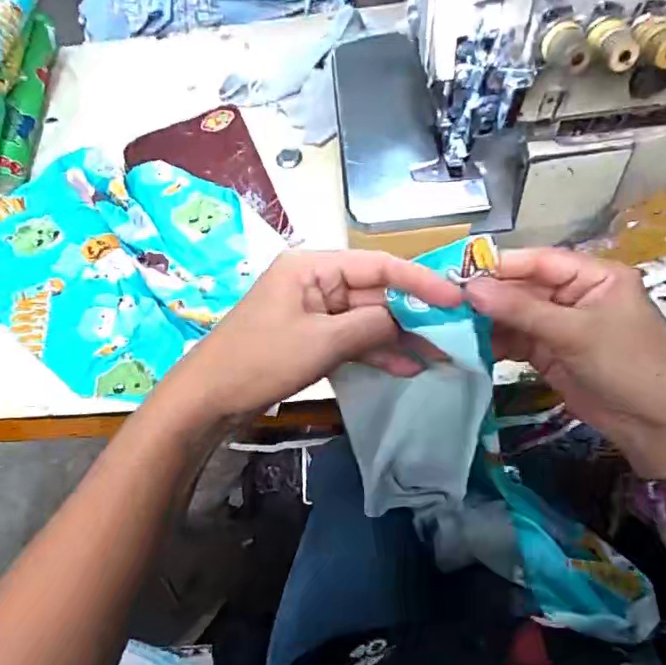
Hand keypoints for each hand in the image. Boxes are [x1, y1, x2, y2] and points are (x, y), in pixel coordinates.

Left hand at [154, 249, 464, 421]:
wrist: (208, 399)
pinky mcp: (309, 338)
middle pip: (375, 292)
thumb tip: (406, 320)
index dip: (421, 281)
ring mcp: (312, 311)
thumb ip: (370, 327)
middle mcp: (314, 281)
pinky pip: (351, 339)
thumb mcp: (321, 342)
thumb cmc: (260, 361)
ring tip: (438, 357)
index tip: (456, 300)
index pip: (379, 264)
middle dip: (413, 316)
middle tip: (455, 336)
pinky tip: (406, 369)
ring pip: (366, 319)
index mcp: (312, 266)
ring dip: (399, 339)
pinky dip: (375, 353)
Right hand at [464, 247, 665, 477]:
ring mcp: (561, 326)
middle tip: (445, 301)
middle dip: (487, 296)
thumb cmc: (628, 365)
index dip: (500, 266)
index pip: (539, 262)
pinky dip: (494, 344)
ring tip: (449, 324)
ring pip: (515, 316)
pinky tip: (467, 345)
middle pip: (522, 288)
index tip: (459, 272)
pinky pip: (516, 341)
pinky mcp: (550, 354)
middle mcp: (575, 295)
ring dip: (486, 321)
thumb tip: (471, 289)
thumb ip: (521, 310)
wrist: (656, 425)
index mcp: (593, 276)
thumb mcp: (575, 333)